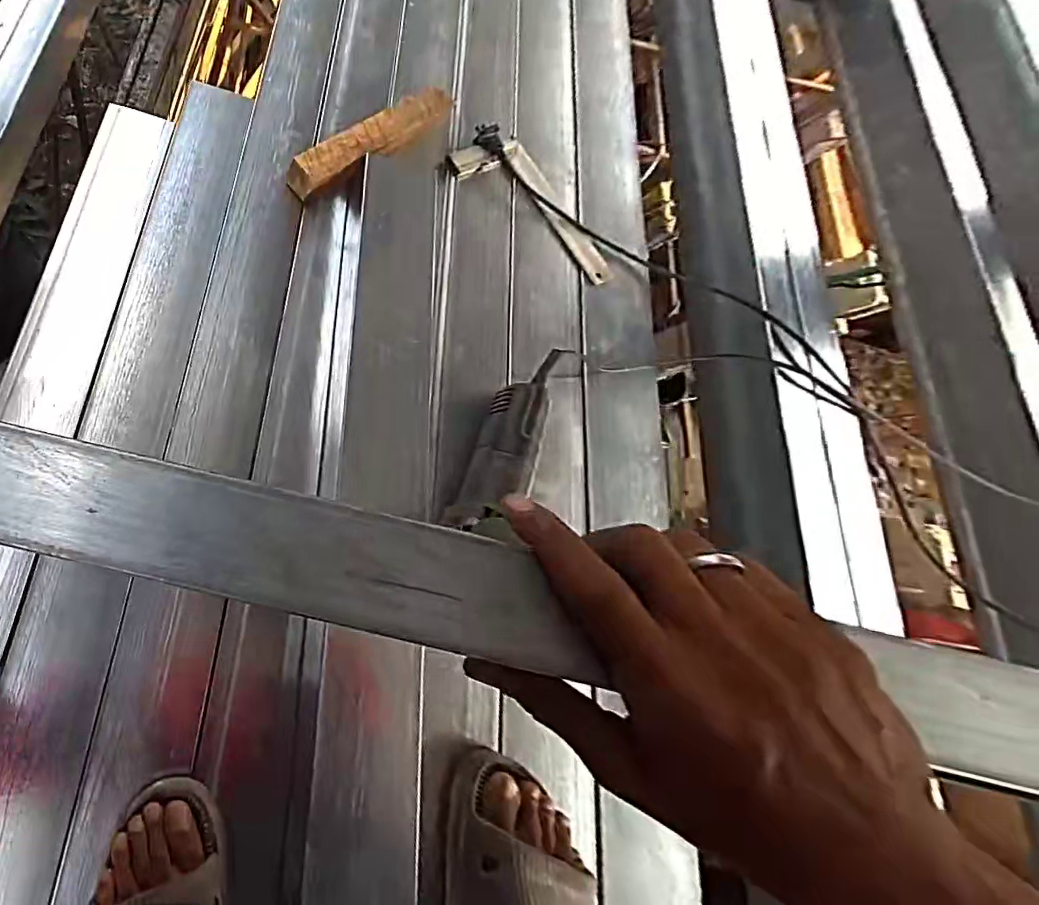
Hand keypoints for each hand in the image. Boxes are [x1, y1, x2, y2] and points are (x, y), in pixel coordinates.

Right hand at [469, 497, 1037, 904]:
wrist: (875, 858)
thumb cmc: (747, 819)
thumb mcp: (628, 769)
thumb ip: (553, 705)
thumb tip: (494, 668)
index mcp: (666, 676)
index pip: (591, 582)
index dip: (547, 538)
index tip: (522, 510)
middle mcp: (721, 642)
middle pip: (643, 546)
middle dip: (602, 542)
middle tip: (590, 566)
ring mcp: (779, 632)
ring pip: (696, 546)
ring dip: (656, 554)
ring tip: (649, 584)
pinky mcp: (821, 633)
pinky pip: (752, 569)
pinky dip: (713, 571)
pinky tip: (708, 604)